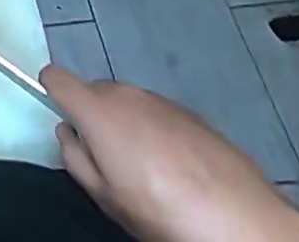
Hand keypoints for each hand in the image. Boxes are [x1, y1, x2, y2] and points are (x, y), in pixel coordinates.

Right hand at [41, 66, 298, 241]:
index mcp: (96, 109)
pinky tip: (179, 169)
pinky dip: (156, 131)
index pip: (56, 76)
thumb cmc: (162, 211)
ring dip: (127, 124)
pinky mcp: (190, 112)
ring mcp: (160, 99)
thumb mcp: (105, 197)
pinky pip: (157, 113)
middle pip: (93, 92)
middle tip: (112, 160)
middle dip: (95, 117)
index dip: (52, 93)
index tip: (65, 121)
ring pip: (127, 102)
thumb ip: (74, 158)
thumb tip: (69, 133)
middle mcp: (125, 92)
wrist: (245, 222)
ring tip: (151, 169)